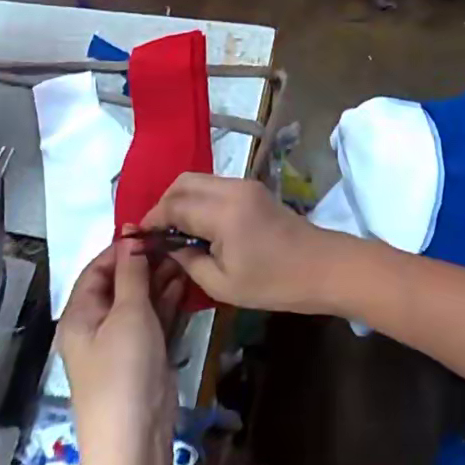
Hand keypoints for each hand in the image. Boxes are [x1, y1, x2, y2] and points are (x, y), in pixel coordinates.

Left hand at [58, 243, 186, 464]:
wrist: (135, 441)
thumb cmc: (124, 371)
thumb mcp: (129, 315)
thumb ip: (132, 274)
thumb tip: (129, 236)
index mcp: (79, 315)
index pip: (97, 269)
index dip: (122, 247)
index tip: (154, 229)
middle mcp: (95, 326)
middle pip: (119, 284)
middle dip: (146, 263)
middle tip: (178, 242)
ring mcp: (120, 343)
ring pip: (139, 301)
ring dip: (159, 280)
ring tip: (186, 257)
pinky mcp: (143, 357)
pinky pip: (153, 320)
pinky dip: (167, 303)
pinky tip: (185, 284)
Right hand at [140, 174, 342, 312]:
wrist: (324, 267)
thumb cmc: (275, 283)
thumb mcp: (223, 284)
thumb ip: (188, 262)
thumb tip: (167, 248)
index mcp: (223, 212)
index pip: (174, 205)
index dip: (153, 219)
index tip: (140, 237)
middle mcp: (232, 189)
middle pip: (183, 182)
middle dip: (164, 203)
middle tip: (157, 233)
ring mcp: (246, 186)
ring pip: (199, 180)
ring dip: (181, 199)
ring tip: (175, 231)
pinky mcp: (254, 189)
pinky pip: (215, 186)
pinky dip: (199, 199)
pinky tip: (197, 225)